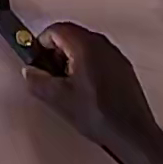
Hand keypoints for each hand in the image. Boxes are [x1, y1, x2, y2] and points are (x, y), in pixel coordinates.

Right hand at [22, 22, 162, 162]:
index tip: (39, 58)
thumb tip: (30, 73)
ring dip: (73, 57)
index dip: (42, 42)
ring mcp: (114, 54)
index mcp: (84, 45)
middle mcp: (100, 43)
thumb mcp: (59, 99)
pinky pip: (100, 55)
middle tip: (51, 70)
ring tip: (69, 83)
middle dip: (57, 50)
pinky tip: (88, 88)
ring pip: (85, 44)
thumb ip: (38, 81)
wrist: (132, 135)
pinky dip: (89, 63)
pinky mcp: (123, 66)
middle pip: (71, 34)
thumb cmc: (101, 115)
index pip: (56, 29)